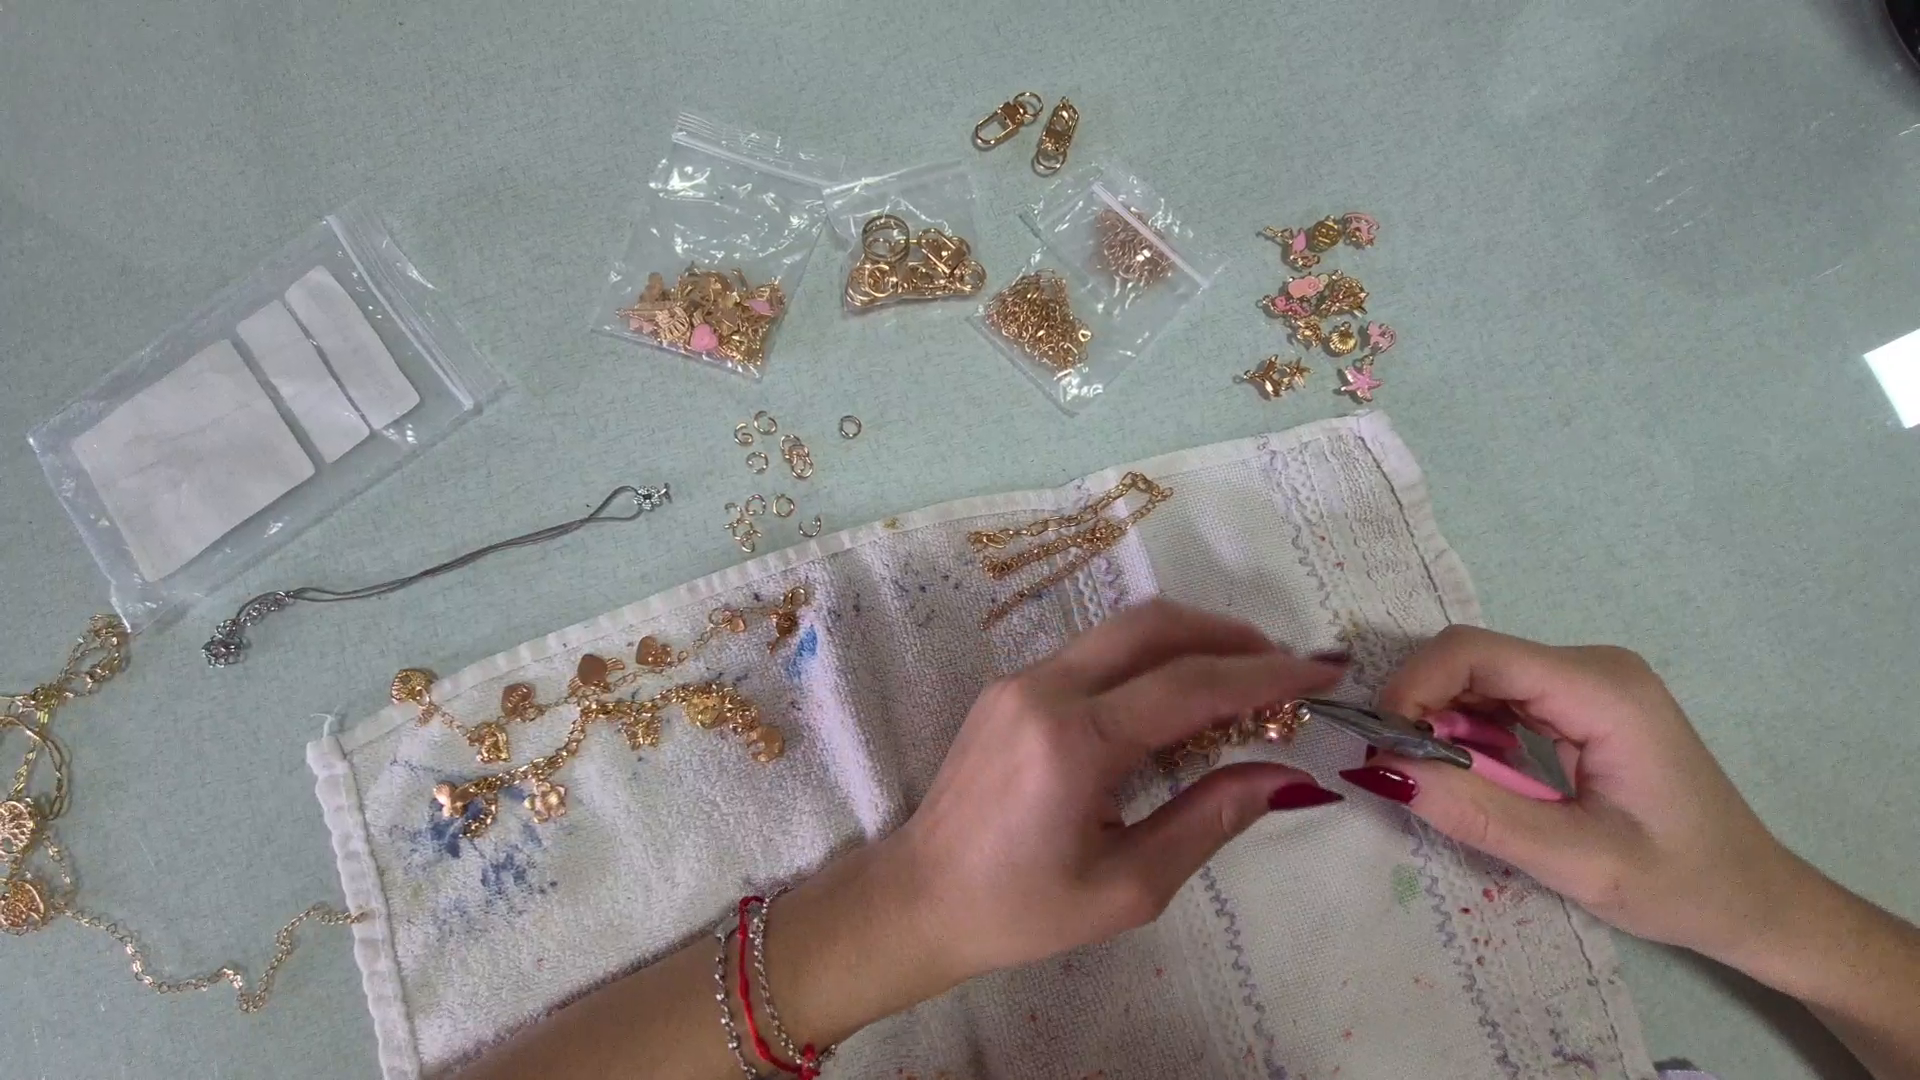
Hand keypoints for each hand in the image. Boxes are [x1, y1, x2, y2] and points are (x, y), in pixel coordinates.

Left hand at [879, 600, 1346, 983]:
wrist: (920, 894)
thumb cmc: (1022, 909)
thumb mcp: (1128, 886)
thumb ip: (1210, 820)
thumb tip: (1289, 777)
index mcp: (1073, 741)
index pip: (1187, 685)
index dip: (1264, 675)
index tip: (1322, 673)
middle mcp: (1044, 689)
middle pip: (1150, 626)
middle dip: (1227, 635)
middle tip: (1282, 667)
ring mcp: (1020, 679)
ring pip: (1119, 631)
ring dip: (1187, 640)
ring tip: (1242, 677)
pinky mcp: (1010, 686)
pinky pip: (1092, 654)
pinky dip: (1146, 659)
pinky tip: (1175, 695)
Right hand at [1347, 625, 1801, 963]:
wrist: (1760, 904)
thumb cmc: (1682, 885)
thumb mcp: (1576, 862)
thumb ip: (1476, 813)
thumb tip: (1379, 767)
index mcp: (1602, 690)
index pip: (1473, 652)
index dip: (1413, 686)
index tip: (1387, 745)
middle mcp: (1588, 666)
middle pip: (1466, 657)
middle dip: (1420, 707)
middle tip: (1409, 768)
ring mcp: (1581, 677)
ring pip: (1470, 673)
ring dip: (1439, 720)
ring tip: (1447, 777)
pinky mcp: (1571, 696)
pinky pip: (1489, 692)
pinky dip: (1462, 727)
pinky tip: (1478, 769)